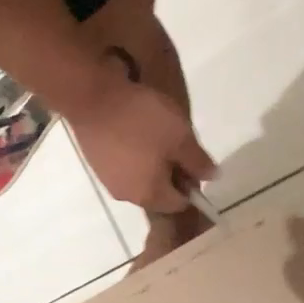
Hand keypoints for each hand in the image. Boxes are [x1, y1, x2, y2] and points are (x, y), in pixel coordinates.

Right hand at [63, 70, 215, 214]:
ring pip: (139, 177)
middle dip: (169, 172)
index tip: (192, 156)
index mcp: (150, 196)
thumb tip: (212, 177)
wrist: (91, 98)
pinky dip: (131, 154)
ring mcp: (108, 180)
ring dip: (149, 162)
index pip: (180, 203)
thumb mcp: (180, 137)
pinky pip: (122, 166)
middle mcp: (127, 196)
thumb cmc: (141, 121)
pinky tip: (132, 131)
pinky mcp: (95, 163)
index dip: (191, 182)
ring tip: (152, 133)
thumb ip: (198, 161)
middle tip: (173, 141)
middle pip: (158, 192)